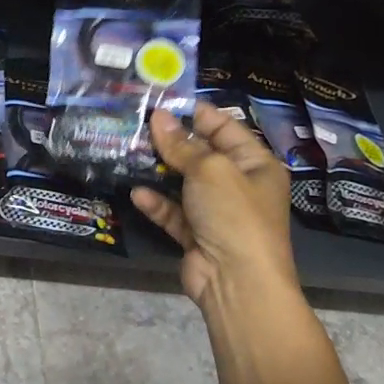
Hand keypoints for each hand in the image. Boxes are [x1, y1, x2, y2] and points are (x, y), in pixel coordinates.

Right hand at [129, 101, 296, 313]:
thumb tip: (158, 117)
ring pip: (182, 182)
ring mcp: (216, 212)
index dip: (194, 112)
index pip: (224, 127)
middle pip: (200, 154)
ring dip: (158, 170)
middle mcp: (238, 185)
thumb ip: (181, 144)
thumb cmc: (234, 215)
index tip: (160, 100)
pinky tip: (138, 193)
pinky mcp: (196, 235)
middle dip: (170, 140)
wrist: (238, 283)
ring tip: (128, 151)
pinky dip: (156, 203)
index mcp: (255, 165)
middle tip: (135, 123)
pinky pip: (173, 212)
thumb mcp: (210, 170)